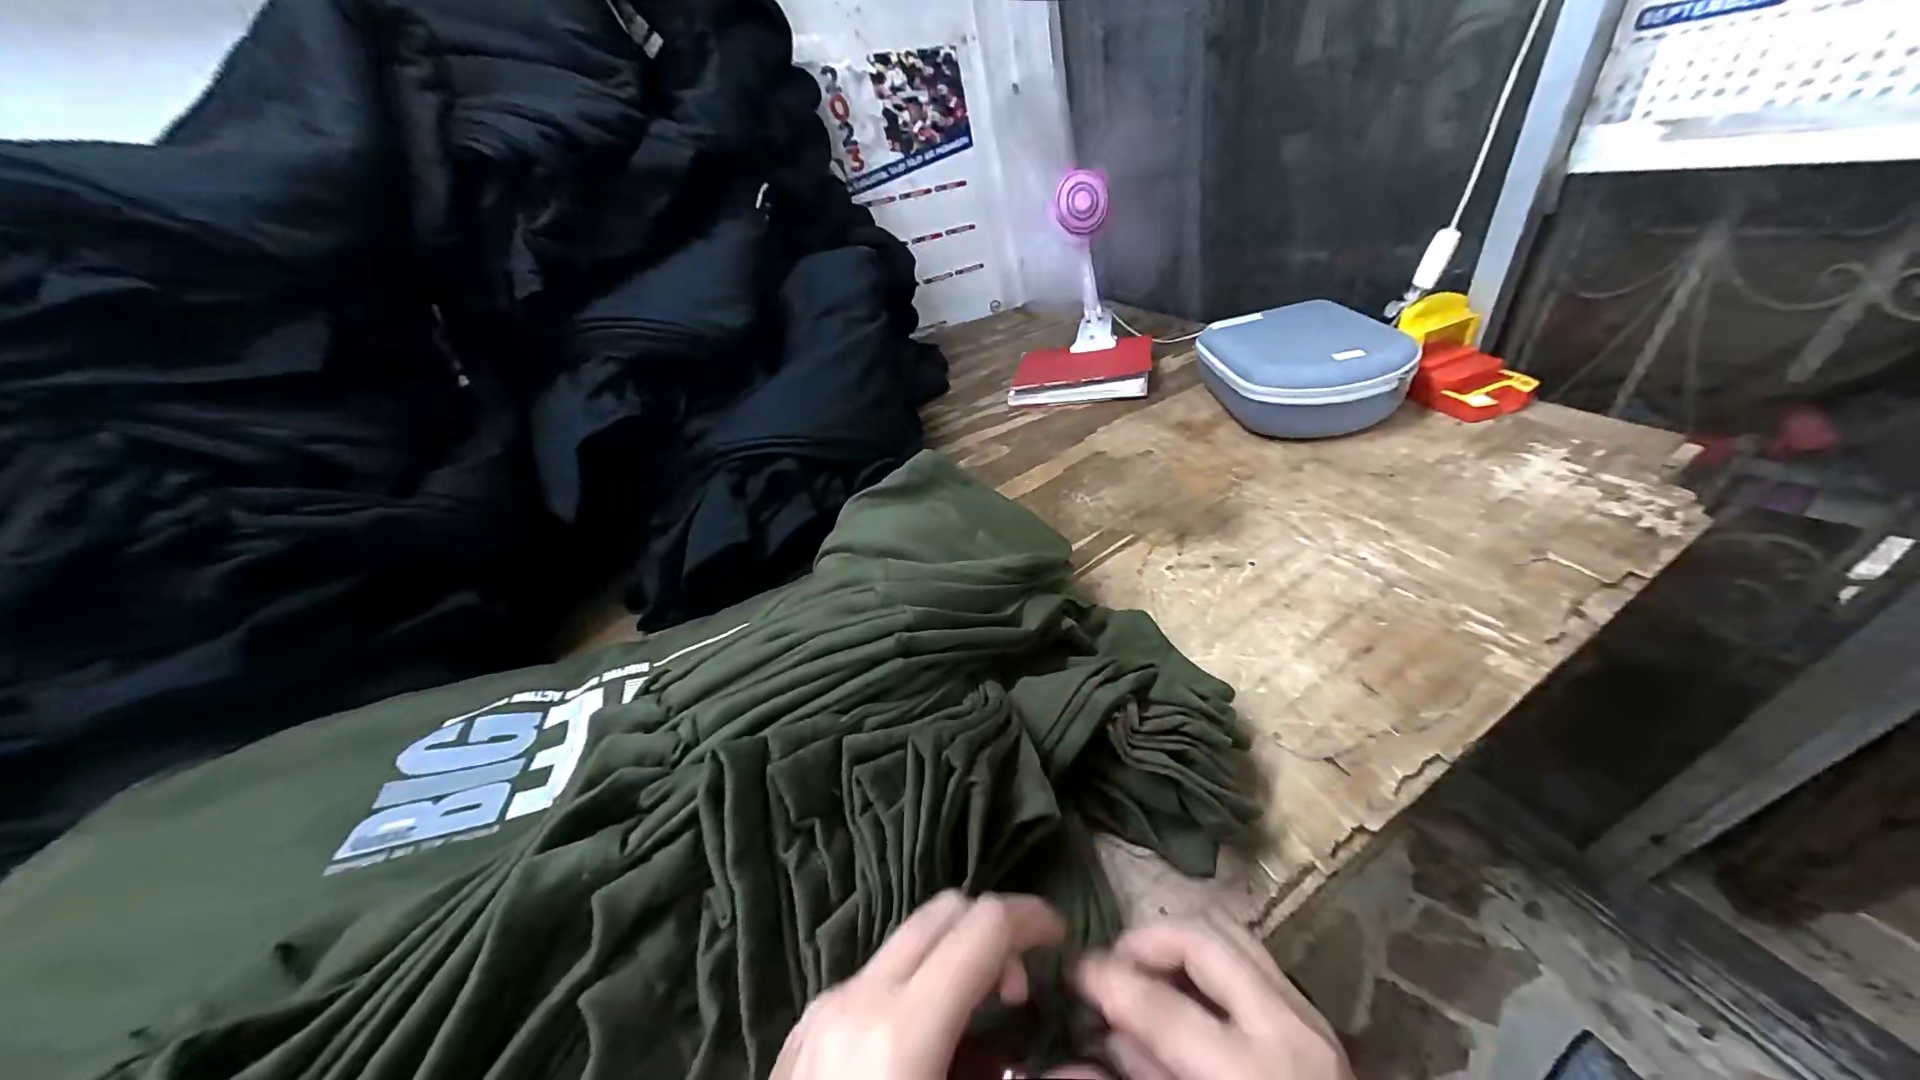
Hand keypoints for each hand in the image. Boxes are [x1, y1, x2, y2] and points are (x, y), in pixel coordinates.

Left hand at [772, 890, 1066, 1079]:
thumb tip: (1092, 1071)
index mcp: (901, 1030)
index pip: (981, 925)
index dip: (1031, 921)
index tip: (1061, 943)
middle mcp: (858, 997)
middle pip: (945, 911)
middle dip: (996, 931)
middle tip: (1021, 989)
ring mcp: (825, 1007)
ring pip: (909, 936)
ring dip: (957, 953)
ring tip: (980, 1017)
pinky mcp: (807, 1026)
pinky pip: (877, 972)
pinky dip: (918, 978)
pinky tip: (926, 1042)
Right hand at [1077, 916, 1351, 1079]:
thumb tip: (1067, 1063)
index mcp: (1250, 1070)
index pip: (1162, 1006)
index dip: (1109, 981)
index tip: (1074, 971)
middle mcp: (1285, 1026)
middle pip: (1201, 938)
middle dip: (1144, 940)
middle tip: (1111, 965)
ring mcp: (1306, 1014)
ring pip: (1228, 930)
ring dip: (1177, 940)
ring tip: (1146, 969)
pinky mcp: (1313, 1014)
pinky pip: (1248, 951)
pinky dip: (1207, 953)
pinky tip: (1187, 988)